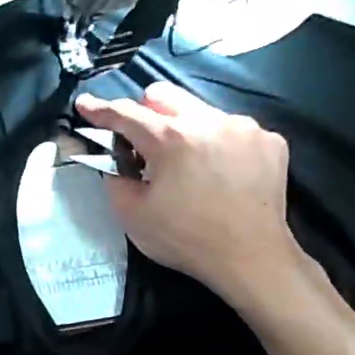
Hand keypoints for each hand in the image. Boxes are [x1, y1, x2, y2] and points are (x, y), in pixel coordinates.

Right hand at [74, 83, 311, 305]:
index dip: (99, 109)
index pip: (125, 113)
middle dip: (145, 111)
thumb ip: (115, 179)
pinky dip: (218, 145)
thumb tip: (116, 160)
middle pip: (164, 95)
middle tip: (142, 142)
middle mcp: (208, 122)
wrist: (251, 258)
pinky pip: (233, 130)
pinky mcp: (269, 141)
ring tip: (188, 165)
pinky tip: (220, 173)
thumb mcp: (132, 215)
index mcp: (170, 139)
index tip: (85, 105)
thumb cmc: (185, 239)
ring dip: (185, 129)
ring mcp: (243, 128)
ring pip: (201, 111)